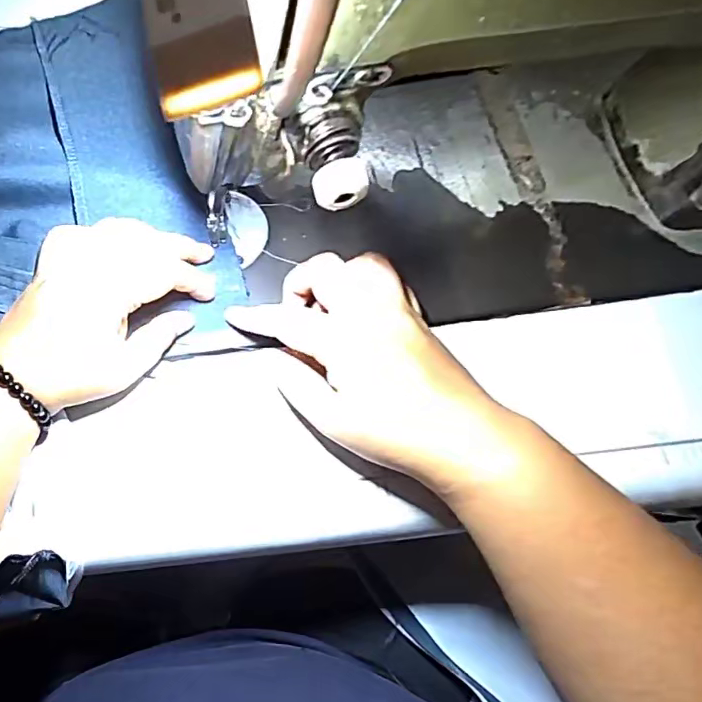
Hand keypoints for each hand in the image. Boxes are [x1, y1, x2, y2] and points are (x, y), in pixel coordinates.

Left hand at [0, 218, 215, 411]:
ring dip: (146, 235)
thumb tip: (184, 318)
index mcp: (109, 290)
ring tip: (168, 244)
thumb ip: (157, 339)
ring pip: (115, 231)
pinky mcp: (50, 263)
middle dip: (176, 247)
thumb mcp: (123, 368)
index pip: (162, 271)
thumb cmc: (70, 377)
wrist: (15, 376)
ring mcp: (66, 259)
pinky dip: (102, 232)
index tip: (207, 292)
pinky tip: (113, 240)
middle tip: (201, 255)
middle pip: (142, 242)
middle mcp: (89, 264)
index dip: (189, 279)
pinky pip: (81, 233)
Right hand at [224, 252, 533, 497]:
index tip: (240, 316)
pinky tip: (359, 315)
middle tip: (291, 317)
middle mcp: (371, 313)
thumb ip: (297, 384)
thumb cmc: (399, 434)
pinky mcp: (417, 318)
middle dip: (297, 286)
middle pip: (324, 270)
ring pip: (360, 265)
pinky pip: (387, 281)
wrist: (461, 436)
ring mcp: (398, 311)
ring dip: (335, 279)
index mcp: (344, 338)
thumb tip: (279, 361)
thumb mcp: (332, 420)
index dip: (257, 317)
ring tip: (325, 310)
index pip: (288, 318)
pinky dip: (365, 287)